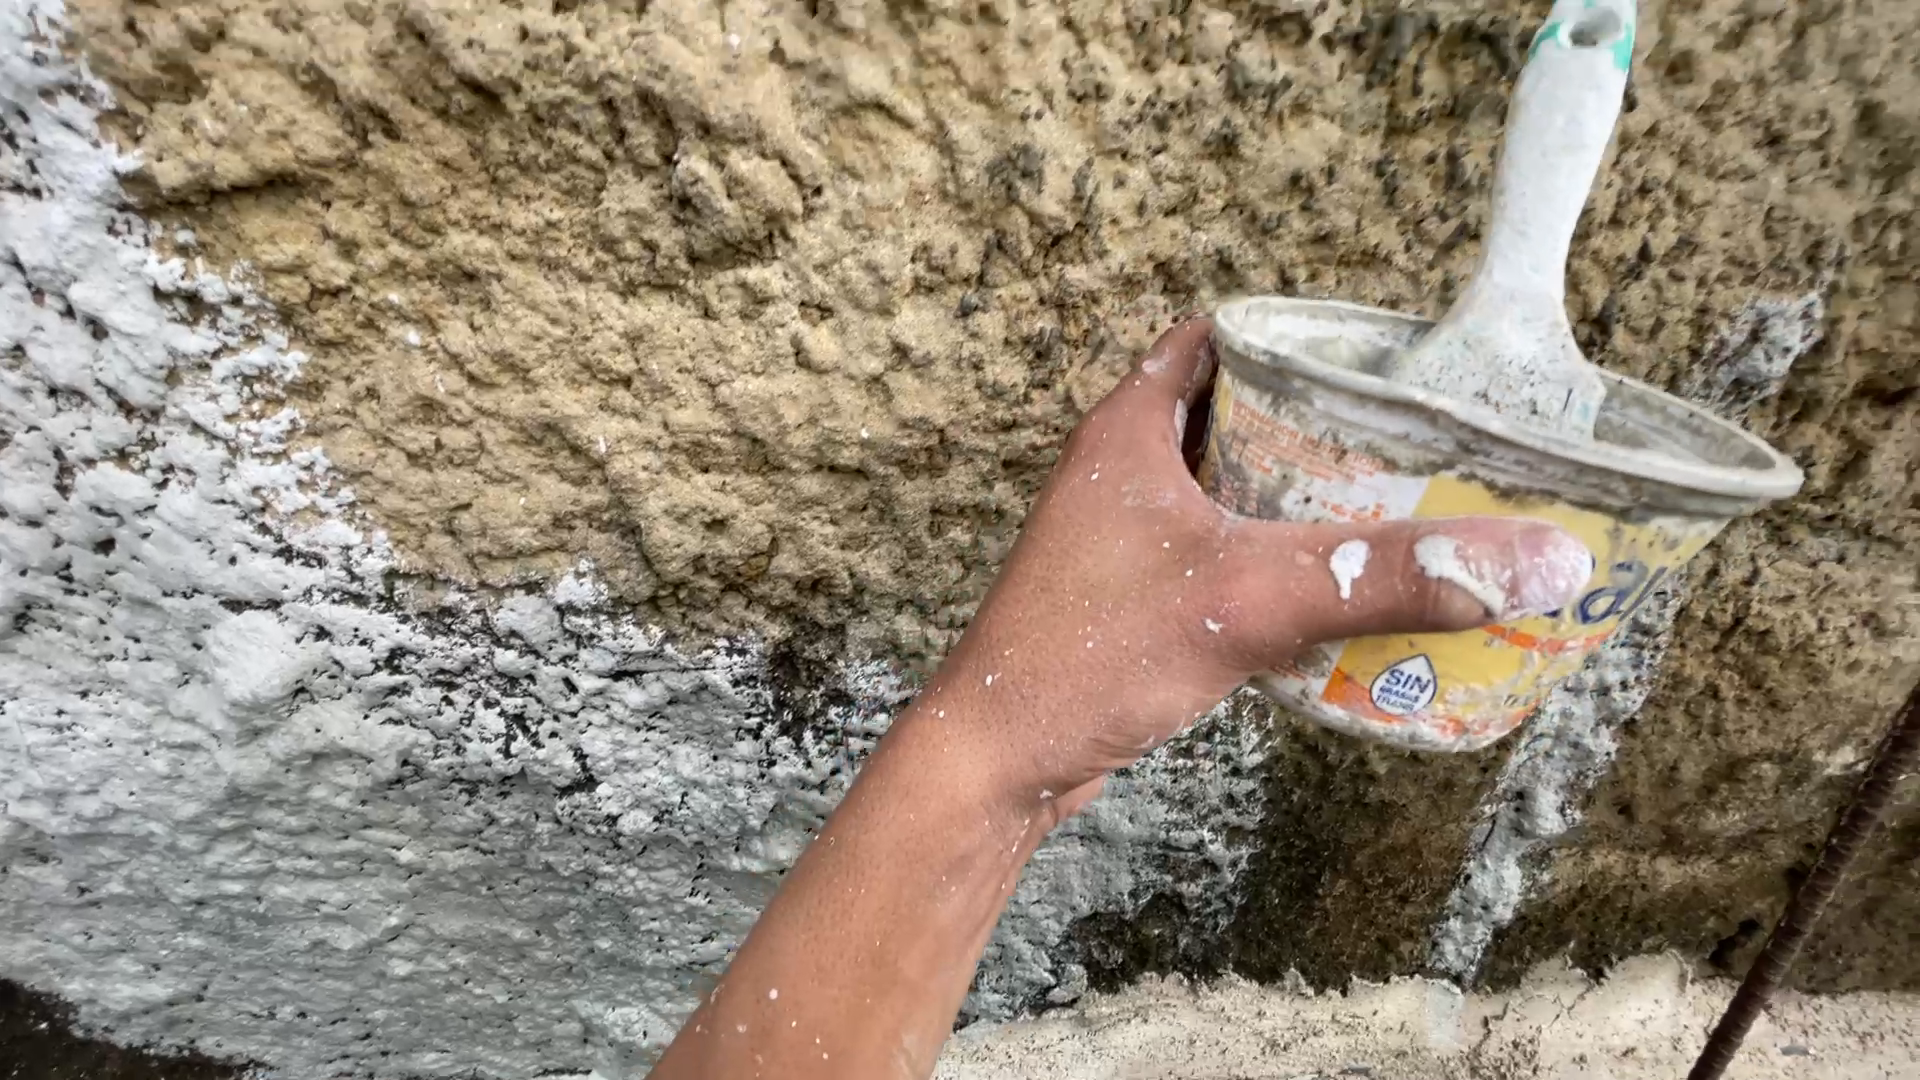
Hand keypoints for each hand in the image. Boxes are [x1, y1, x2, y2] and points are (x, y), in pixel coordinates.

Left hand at [920, 315, 1592, 817]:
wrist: (1002, 752)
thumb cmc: (1091, 653)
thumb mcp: (1245, 600)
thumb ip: (1385, 577)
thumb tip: (1544, 559)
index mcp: (1127, 430)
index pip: (1213, 342)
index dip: (1291, 337)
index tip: (1377, 356)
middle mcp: (1118, 470)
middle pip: (1230, 417)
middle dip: (1313, 425)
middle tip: (1412, 438)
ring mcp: (1121, 534)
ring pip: (1224, 492)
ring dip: (1295, 499)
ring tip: (1394, 505)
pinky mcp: (1131, 592)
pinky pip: (1214, 553)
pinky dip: (1267, 558)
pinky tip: (1329, 585)